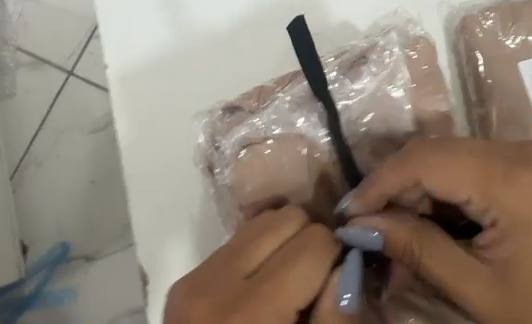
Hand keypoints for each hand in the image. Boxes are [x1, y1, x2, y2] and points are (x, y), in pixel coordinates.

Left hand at [165, 207, 354, 323]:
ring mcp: (193, 282)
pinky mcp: (183, 284)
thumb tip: (349, 263)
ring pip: (262, 221)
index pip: (314, 242)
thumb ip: (334, 319)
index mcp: (249, 316)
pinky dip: (260, 255)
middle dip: (312, 244)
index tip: (338, 291)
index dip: (336, 262)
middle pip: (288, 218)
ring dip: (286, 244)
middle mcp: (214, 287)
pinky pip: (237, 241)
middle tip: (317, 285)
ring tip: (292, 285)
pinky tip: (264, 291)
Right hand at [335, 138, 531, 323]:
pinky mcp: (527, 160)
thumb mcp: (476, 291)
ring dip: (417, 188)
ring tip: (393, 230)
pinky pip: (470, 162)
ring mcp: (526, 150)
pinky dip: (443, 188)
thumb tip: (360, 223)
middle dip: (396, 187)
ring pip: (449, 154)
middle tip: (366, 227)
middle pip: (436, 152)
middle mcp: (518, 149)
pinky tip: (427, 221)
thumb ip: (418, 249)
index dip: (380, 183)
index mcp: (510, 179)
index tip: (348, 213)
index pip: (426, 161)